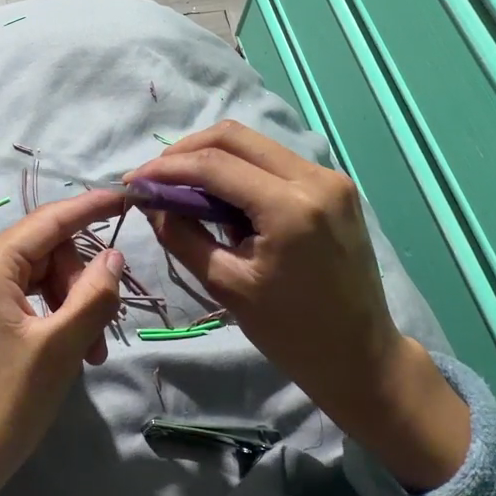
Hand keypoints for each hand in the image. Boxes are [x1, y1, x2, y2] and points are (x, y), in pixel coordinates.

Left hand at [0, 189, 127, 495]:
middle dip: (81, 283)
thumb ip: (93, 294)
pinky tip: (67, 352)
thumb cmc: (3, 404)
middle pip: (44, 252)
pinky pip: (19, 302)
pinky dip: (49, 319)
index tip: (127, 196)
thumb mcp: (59, 348)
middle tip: (101, 334)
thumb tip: (113, 256)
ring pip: (35, 280)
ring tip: (89, 354)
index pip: (49, 220)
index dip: (90, 207)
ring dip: (69, 307)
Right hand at [132, 121, 469, 489]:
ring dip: (212, 156)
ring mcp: (330, 178)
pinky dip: (241, 169)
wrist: (362, 358)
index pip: (214, 165)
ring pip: (254, 143)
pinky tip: (220, 194)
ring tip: (181, 185)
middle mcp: (315, 179)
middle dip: (186, 151)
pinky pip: (275, 160)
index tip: (133, 181)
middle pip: (234, 136)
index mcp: (290, 208)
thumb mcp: (227, 286)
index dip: (166, 168)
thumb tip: (149, 202)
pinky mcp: (335, 186)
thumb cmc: (292, 334)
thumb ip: (182, 236)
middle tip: (155, 177)